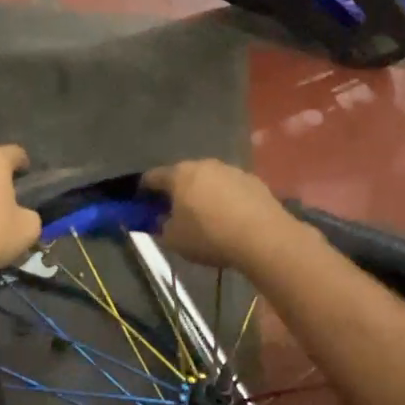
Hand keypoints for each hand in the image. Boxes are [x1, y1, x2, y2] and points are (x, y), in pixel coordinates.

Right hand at [144, 160, 311, 269]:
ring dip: (203, 193)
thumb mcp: (174, 240)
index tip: (141, 203)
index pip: (152, 176)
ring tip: (206, 217)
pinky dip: (226, 199)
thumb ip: (161, 227)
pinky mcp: (253, 180)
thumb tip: (160, 221)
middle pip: (182, 175)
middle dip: (176, 191)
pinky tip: (231, 219)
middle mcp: (203, 164)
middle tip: (174, 212)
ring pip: (209, 180)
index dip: (143, 189)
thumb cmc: (210, 236)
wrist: (263, 237)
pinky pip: (231, 188)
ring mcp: (231, 170)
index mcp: (179, 175)